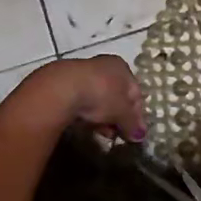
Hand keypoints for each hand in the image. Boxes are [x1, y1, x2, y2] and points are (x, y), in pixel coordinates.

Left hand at [13, 56, 146, 140]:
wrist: (61, 89)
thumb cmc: (101, 96)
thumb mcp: (122, 113)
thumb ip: (132, 124)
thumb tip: (140, 135)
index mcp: (121, 67)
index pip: (135, 92)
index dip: (137, 114)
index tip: (135, 132)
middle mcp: (103, 65)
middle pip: (116, 95)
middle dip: (118, 117)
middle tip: (118, 134)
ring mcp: (82, 72)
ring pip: (98, 99)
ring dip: (102, 117)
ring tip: (102, 133)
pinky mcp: (64, 83)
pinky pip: (81, 101)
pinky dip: (86, 113)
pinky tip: (86, 126)